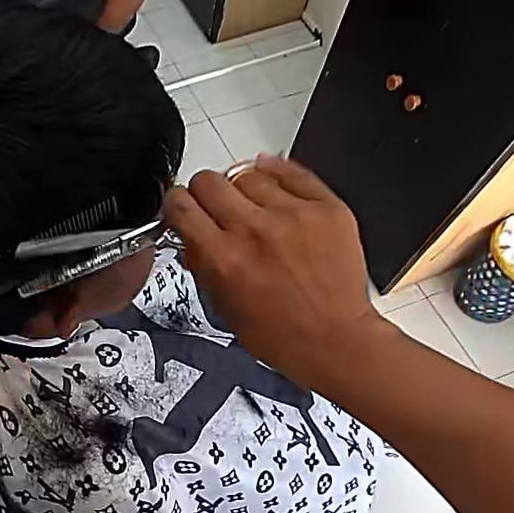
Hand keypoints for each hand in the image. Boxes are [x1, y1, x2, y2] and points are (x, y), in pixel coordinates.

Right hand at [165, 155, 396, 389]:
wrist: (337, 341)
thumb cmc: (287, 336)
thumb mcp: (228, 311)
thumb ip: (205, 269)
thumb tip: (193, 240)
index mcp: (224, 258)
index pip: (181, 205)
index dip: (177, 205)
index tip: (183, 208)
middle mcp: (255, 231)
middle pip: (209, 181)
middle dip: (205, 195)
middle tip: (215, 209)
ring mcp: (293, 215)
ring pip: (247, 173)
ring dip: (243, 189)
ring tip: (253, 209)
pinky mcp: (325, 208)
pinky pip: (291, 171)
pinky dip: (276, 176)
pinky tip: (272, 188)